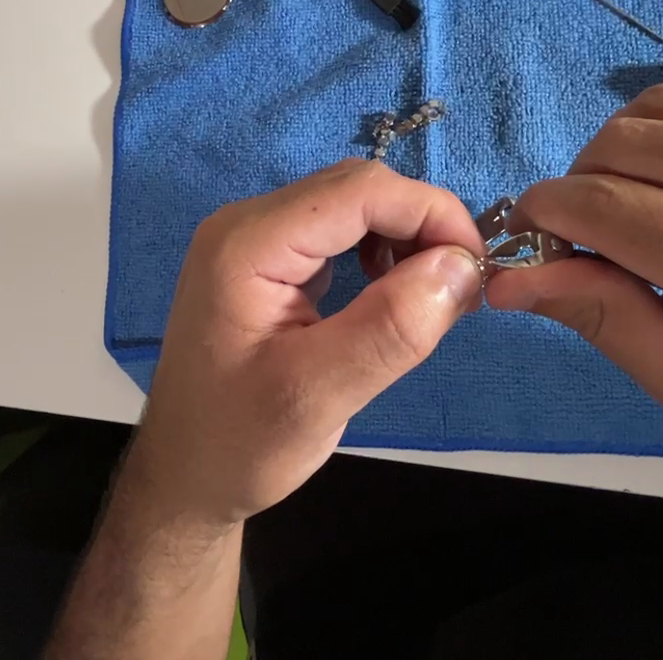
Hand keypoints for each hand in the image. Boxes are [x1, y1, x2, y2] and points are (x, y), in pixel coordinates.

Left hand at [128, 159, 486, 528]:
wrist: (184, 475)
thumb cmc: (238, 444)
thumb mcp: (316, 395)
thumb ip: (389, 328)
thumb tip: (461, 265)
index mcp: (247, 243)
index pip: (358, 190)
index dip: (429, 213)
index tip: (478, 266)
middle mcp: (247, 223)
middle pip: (355, 189)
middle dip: (420, 223)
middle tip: (462, 285)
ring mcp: (255, 239)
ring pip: (350, 205)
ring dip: (403, 235)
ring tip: (433, 290)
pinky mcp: (268, 260)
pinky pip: (336, 230)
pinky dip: (378, 248)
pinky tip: (390, 288)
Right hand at [485, 81, 662, 451]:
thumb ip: (600, 318)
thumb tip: (508, 277)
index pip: (607, 206)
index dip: (545, 212)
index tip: (530, 233)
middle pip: (622, 146)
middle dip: (577, 184)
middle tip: (586, 229)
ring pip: (656, 108)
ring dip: (619, 152)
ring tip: (631, 198)